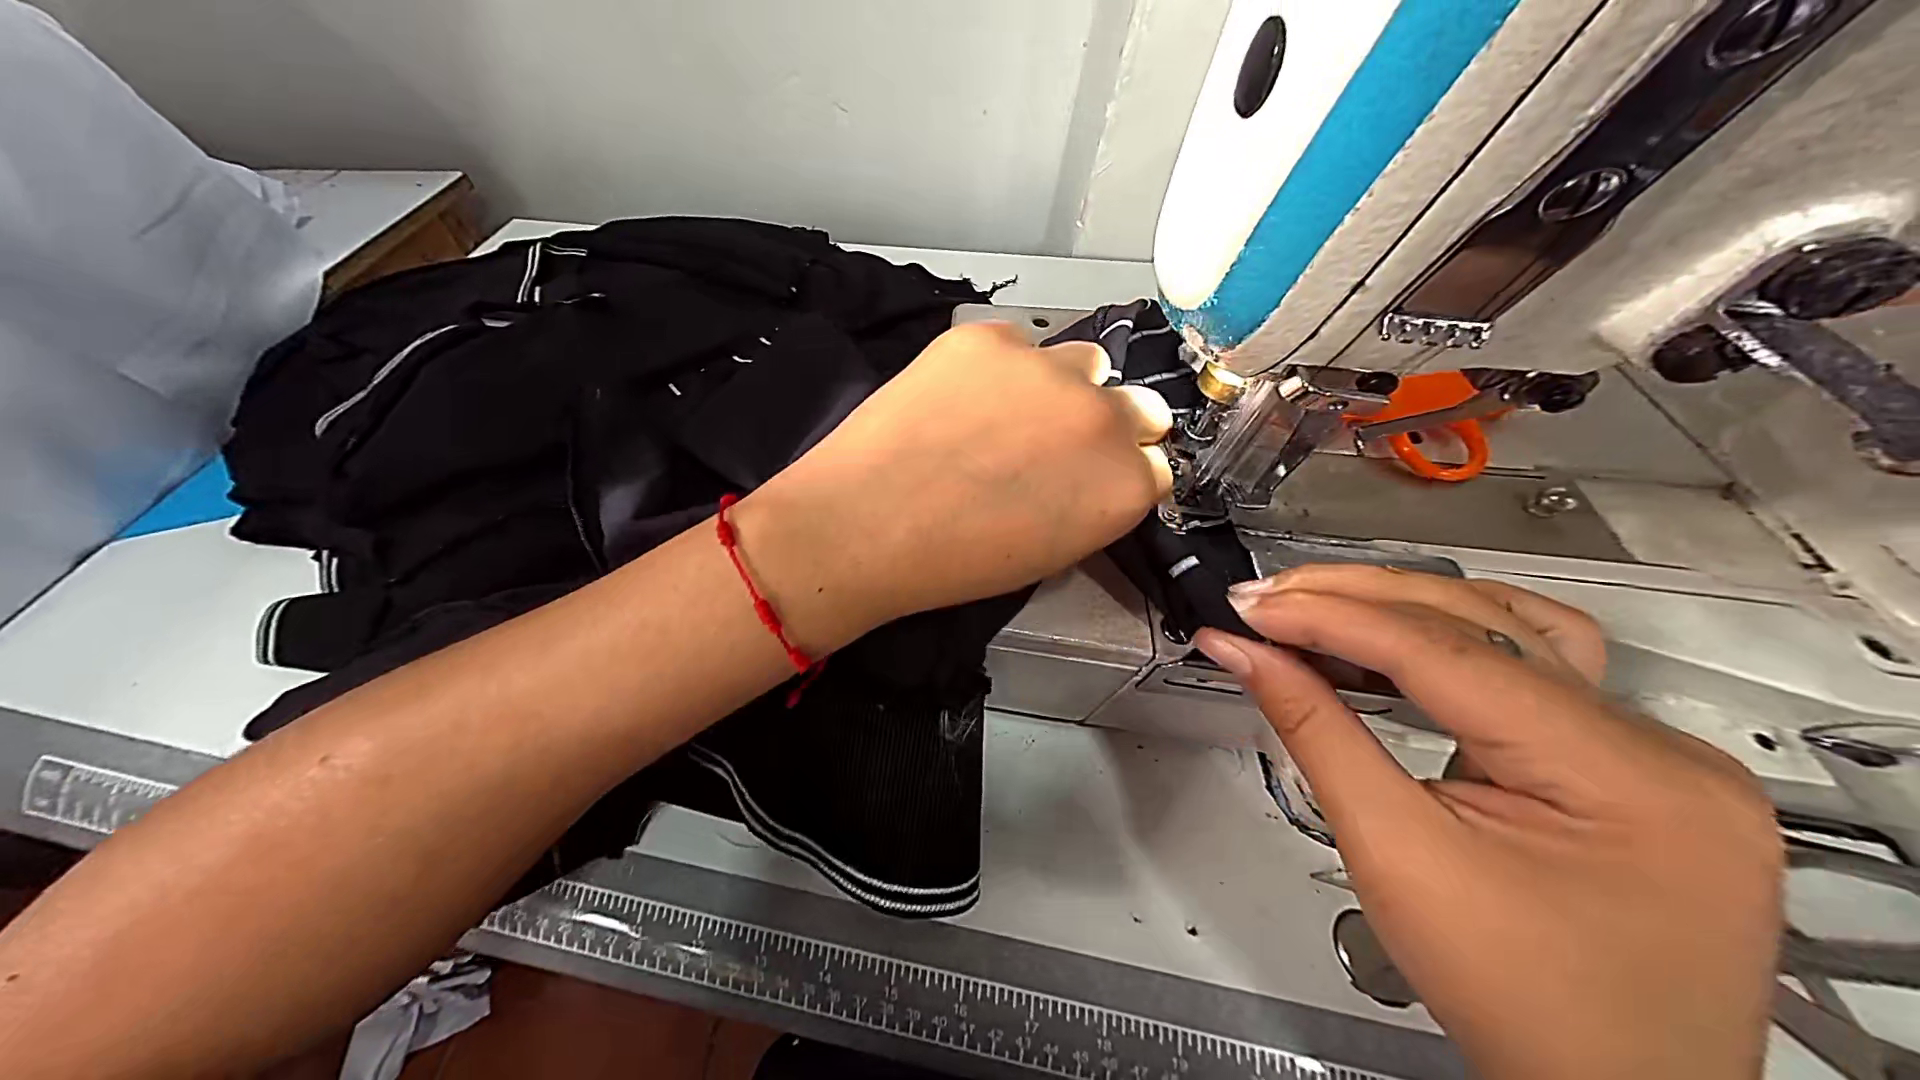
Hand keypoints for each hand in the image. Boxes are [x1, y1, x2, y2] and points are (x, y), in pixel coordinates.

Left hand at [731, 321, 1172, 651]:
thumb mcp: (1049, 551)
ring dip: (1062, 386)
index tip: (1092, 477)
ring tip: (1008, 412)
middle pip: (1138, 406)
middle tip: (1056, 443)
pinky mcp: (989, 338)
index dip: (1122, 472)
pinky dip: (999, 368)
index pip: (1156, 465)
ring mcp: (1048, 368)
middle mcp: (1103, 418)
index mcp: (1125, 485)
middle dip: (1108, 425)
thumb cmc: (955, 562)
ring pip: (1083, 363)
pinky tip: (961, 397)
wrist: (865, 525)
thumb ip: (1090, 505)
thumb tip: (1092, 476)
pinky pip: (1015, 345)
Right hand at [1194, 565, 1782, 1079]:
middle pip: (1482, 624)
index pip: (1445, 654)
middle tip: (1267, 597)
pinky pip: (1530, 667)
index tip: (1251, 607)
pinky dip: (1447, 640)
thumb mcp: (1393, 852)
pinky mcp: (1626, 760)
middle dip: (1357, 600)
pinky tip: (1391, 637)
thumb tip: (1245, 653)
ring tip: (1315, 604)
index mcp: (1623, 777)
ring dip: (1401, 607)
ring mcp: (1653, 750)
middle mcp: (1659, 747)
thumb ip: (1315, 730)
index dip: (1332, 619)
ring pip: (1510, 630)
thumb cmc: (1511, 996)